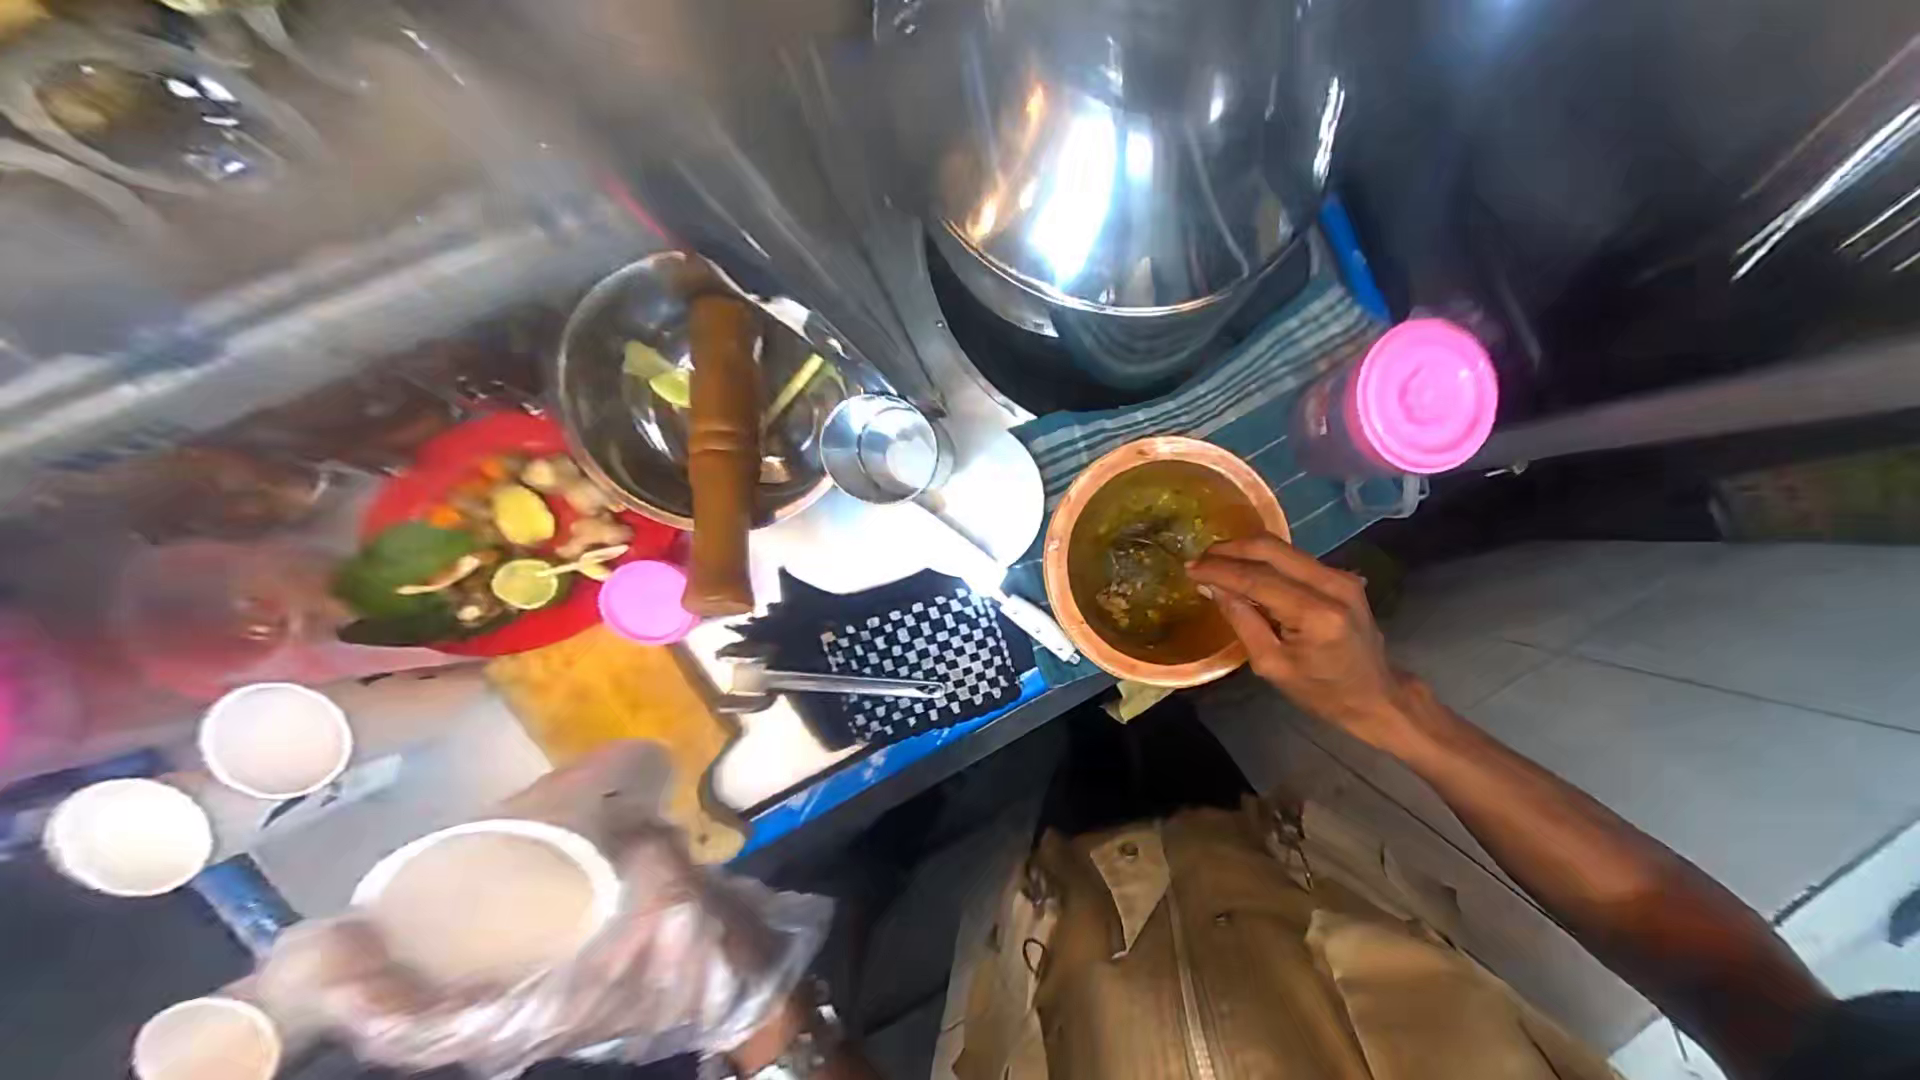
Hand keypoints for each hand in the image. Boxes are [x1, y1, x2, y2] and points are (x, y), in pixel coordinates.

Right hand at [1187, 534, 1413, 748]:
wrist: (1377, 696)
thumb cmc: (1321, 691)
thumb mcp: (1271, 664)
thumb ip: (1242, 620)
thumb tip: (1212, 586)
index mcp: (1315, 613)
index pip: (1256, 578)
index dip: (1219, 570)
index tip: (1189, 568)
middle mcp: (1332, 585)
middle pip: (1271, 549)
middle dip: (1229, 550)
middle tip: (1199, 558)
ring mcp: (1341, 577)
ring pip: (1282, 548)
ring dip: (1245, 550)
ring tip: (1214, 561)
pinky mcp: (1342, 576)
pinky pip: (1294, 558)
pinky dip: (1263, 558)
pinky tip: (1243, 568)